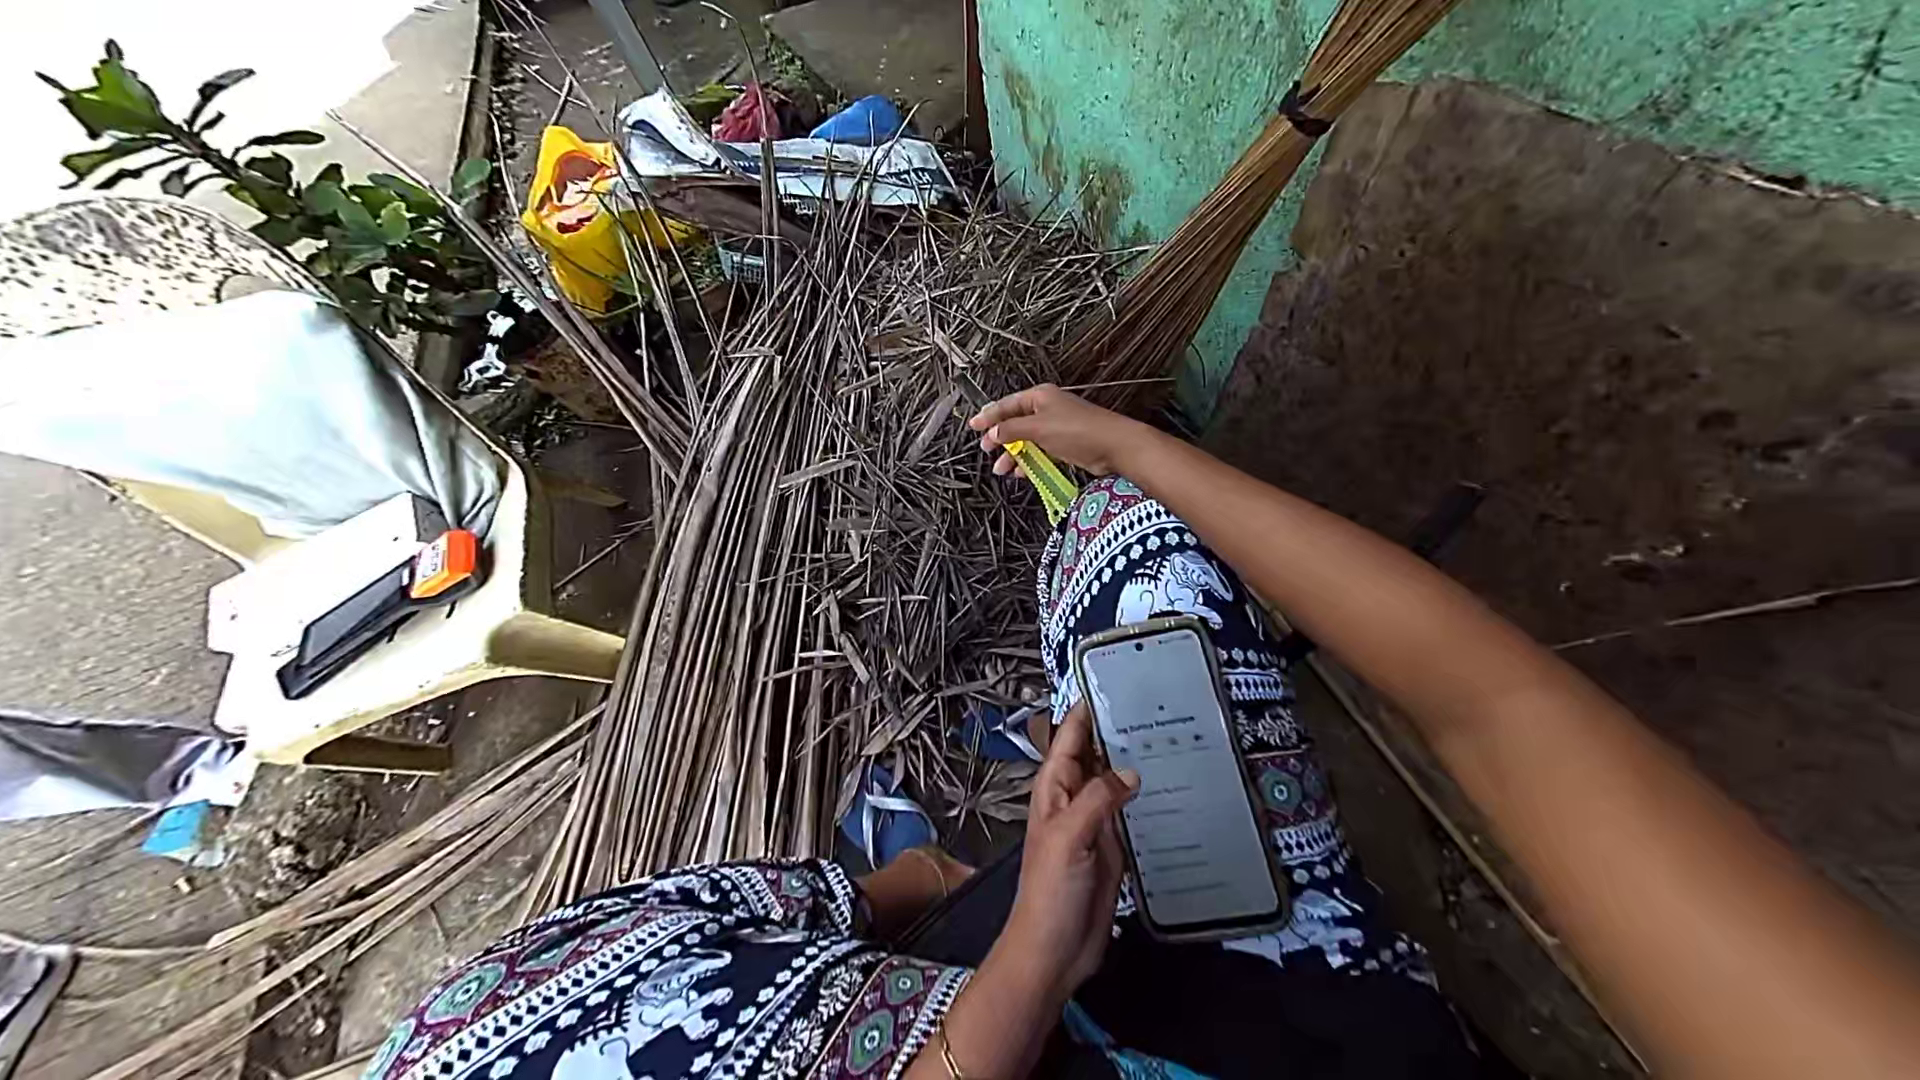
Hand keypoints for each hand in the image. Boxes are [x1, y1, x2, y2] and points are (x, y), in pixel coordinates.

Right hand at [968, 384, 1147, 476]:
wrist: (1114, 447)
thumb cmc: (1080, 431)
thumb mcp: (1039, 428)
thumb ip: (1013, 430)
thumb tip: (994, 432)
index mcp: (1040, 397)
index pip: (1007, 405)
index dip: (989, 416)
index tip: (974, 426)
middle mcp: (1047, 410)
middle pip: (1015, 423)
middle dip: (1000, 439)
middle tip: (987, 449)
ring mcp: (1055, 428)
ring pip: (1026, 440)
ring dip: (1013, 455)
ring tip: (1001, 468)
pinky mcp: (1063, 444)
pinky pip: (1039, 452)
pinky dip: (1029, 461)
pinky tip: (1021, 472)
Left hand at [996, 702, 1138, 997]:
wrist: (1055, 948)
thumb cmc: (1050, 891)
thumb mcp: (1069, 837)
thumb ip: (1098, 800)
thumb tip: (1130, 771)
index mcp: (1054, 789)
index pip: (1069, 738)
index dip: (1084, 711)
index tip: (1108, 683)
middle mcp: (1074, 798)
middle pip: (1094, 755)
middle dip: (1114, 731)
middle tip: (1151, 706)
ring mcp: (1094, 821)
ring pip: (1113, 780)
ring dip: (1131, 761)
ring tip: (1164, 736)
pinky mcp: (1112, 844)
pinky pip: (1128, 810)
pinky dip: (1143, 795)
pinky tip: (1166, 784)